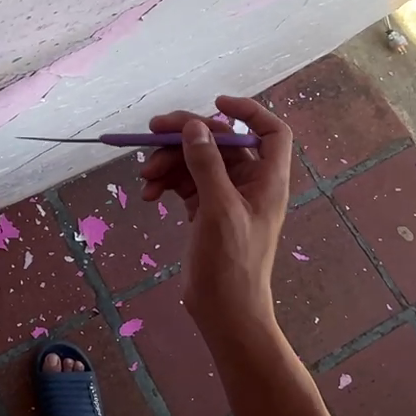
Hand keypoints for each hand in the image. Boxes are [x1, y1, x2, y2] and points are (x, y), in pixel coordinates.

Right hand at [139, 97, 294, 336]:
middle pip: (218, 140)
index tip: (215, 104)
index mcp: (266, 180)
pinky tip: (148, 195)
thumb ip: (206, 164)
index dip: (249, 111)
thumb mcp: (218, 208)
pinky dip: (165, 182)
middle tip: (152, 131)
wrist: (224, 312)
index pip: (270, 131)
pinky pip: (183, 181)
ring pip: (194, 159)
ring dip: (167, 161)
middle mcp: (248, 183)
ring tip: (145, 177)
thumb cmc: (232, 262)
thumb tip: (194, 125)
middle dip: (184, 135)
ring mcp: (224, 196)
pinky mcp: (204, 209)